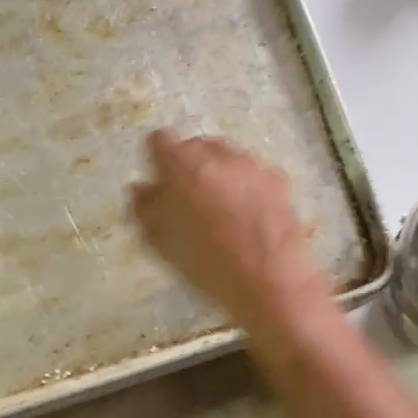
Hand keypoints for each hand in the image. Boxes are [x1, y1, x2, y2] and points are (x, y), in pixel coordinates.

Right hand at [129, 129, 326, 329]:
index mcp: (181, 165)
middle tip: (189, 199)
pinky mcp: (276, 175)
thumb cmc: (207, 264)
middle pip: (194, 145)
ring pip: (225, 156)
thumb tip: (141, 188)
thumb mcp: (161, 242)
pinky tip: (248, 213)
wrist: (270, 278)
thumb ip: (145, 208)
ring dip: (218, 172)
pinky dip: (245, 183)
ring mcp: (250, 162)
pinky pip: (251, 170)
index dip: (158, 159)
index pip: (159, 140)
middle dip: (189, 166)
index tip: (160, 182)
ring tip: (221, 208)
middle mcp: (216, 154)